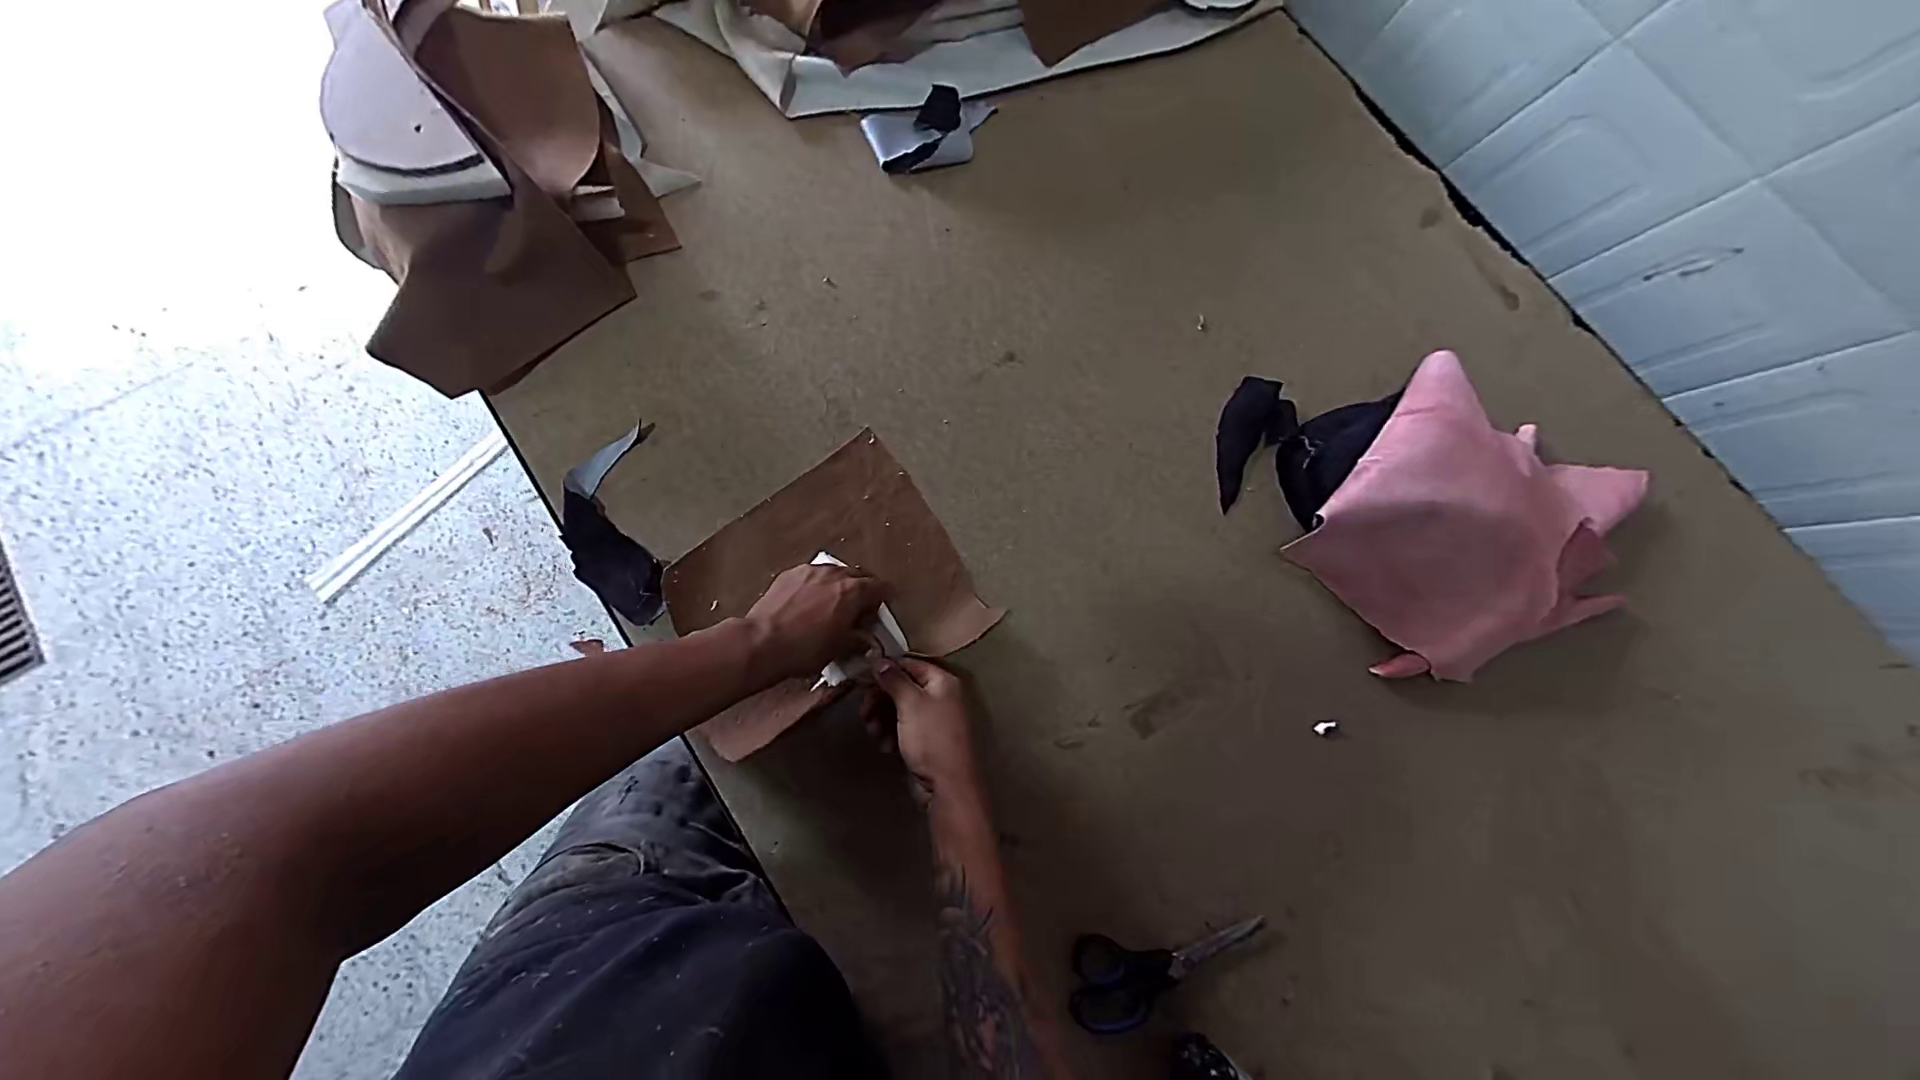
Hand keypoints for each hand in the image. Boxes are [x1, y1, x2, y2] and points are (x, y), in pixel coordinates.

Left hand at [742, 563, 882, 682]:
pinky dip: (817, 586)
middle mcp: (835, 574)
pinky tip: (810, 603)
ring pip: (835, 573)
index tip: (883, 607)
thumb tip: (866, 641)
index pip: (881, 587)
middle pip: (859, 576)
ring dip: (840, 586)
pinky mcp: (789, 575)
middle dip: (863, 591)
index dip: (885, 599)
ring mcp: (810, 572)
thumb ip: (859, 641)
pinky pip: (812, 576)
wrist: (761, 643)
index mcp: (854, 591)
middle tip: (860, 609)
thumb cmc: (804, 649)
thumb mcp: (839, 650)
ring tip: (834, 605)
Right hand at [871, 658, 980, 803]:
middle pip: (902, 687)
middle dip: (880, 699)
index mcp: (942, 682)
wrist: (946, 785)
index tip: (864, 679)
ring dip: (881, 718)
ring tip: (874, 732)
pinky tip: (885, 745)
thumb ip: (894, 679)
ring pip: (899, 708)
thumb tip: (880, 661)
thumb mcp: (910, 703)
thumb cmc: (932, 740)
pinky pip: (902, 727)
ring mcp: (933, 719)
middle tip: (865, 712)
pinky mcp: (925, 739)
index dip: (885, 670)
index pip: (909, 664)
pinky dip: (890, 733)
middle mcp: (940, 696)